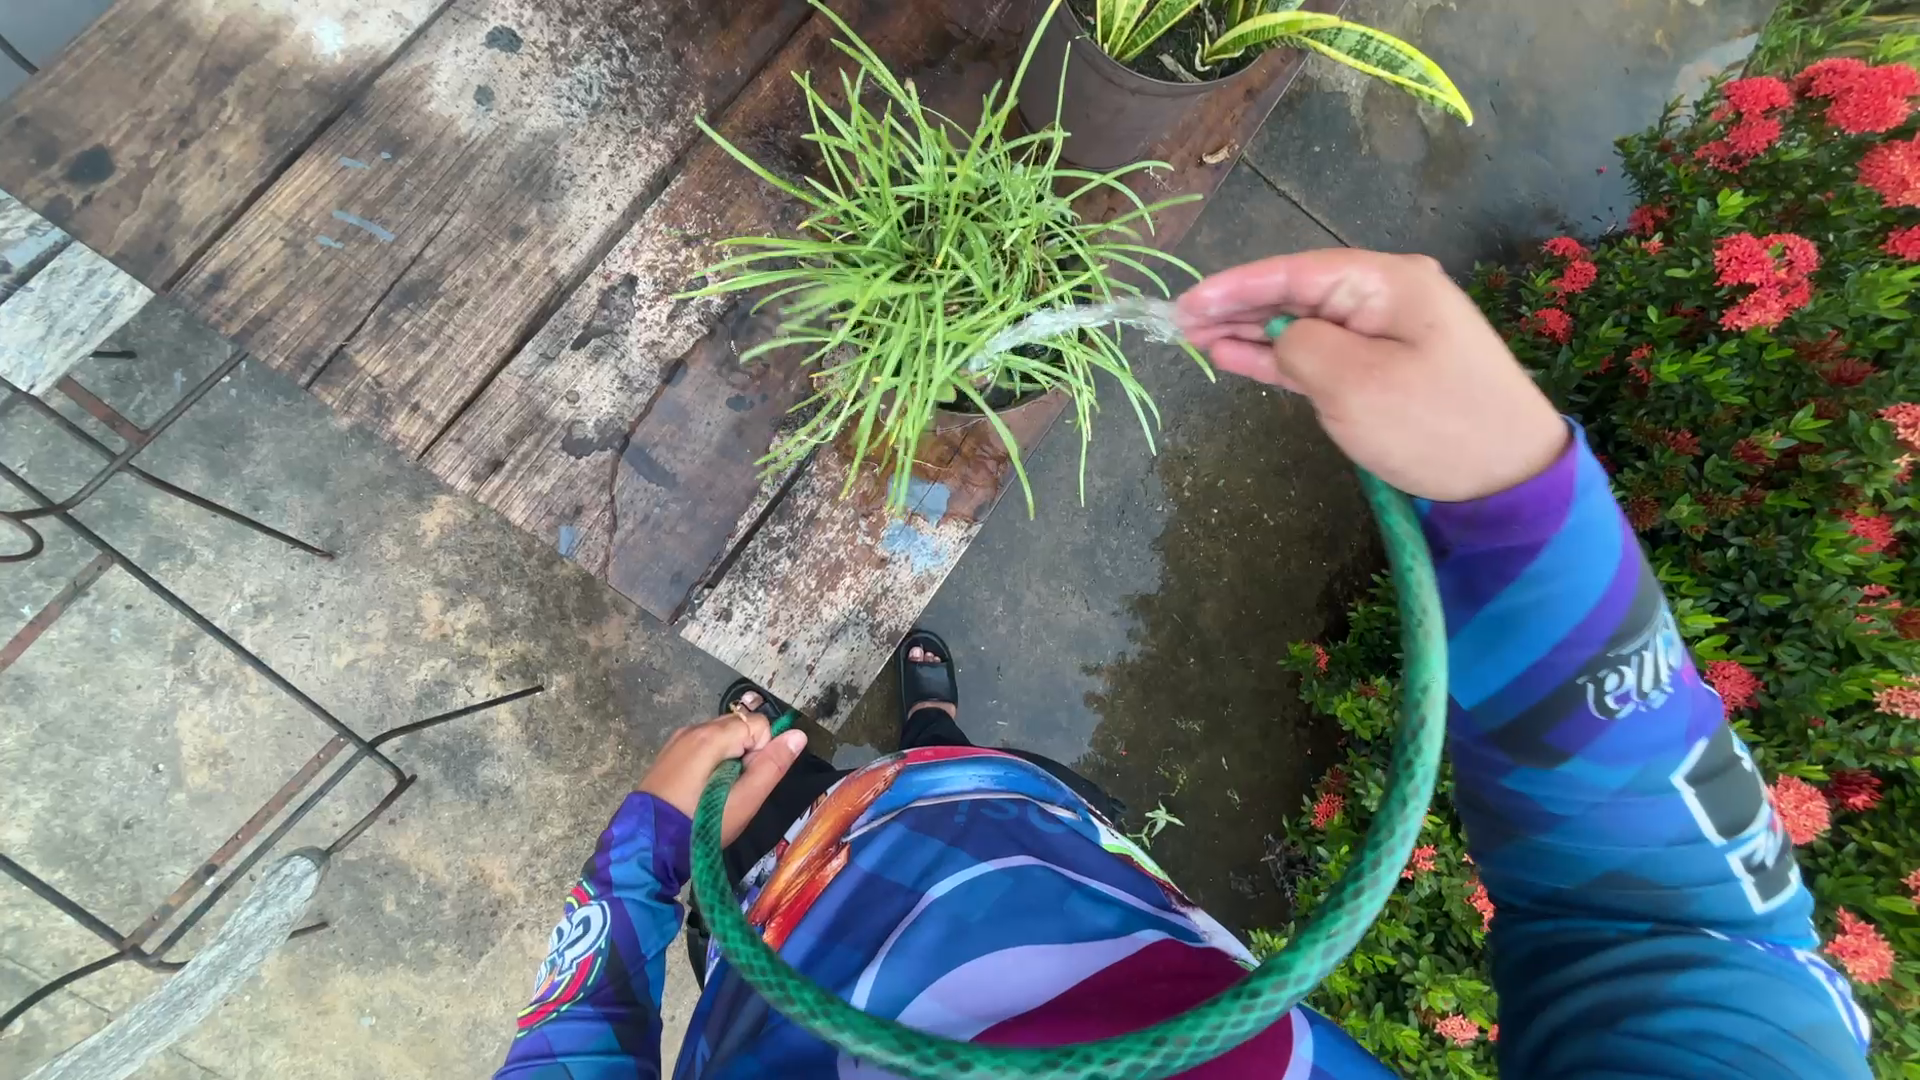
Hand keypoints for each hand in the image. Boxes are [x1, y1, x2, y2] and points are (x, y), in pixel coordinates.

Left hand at [637, 709, 807, 845]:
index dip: (761, 753)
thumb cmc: (700, 825)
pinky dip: (711, 761)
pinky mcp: (669, 754)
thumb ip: (773, 765)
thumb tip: (798, 734)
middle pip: (740, 726)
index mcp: (711, 736)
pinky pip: (704, 745)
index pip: (759, 725)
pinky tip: (702, 790)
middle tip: (733, 790)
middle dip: (746, 753)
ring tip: (717, 792)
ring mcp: (678, 740)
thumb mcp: (744, 800)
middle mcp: (693, 728)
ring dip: (730, 757)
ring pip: (722, 735)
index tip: (747, 782)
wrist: (645, 850)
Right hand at [1174, 249, 1568, 501]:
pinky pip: (1308, 354)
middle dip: (1233, 307)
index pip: (1294, 272)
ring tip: (1193, 339)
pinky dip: (1269, 357)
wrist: (1500, 475)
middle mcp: (1378, 298)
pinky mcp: (1368, 370)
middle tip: (1177, 324)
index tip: (1186, 303)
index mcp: (1384, 283)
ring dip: (1244, 332)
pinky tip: (1230, 356)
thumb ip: (1301, 347)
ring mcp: (1374, 334)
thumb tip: (1281, 338)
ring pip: (1294, 325)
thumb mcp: (1355, 383)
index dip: (1234, 286)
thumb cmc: (1431, 422)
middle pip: (1291, 294)